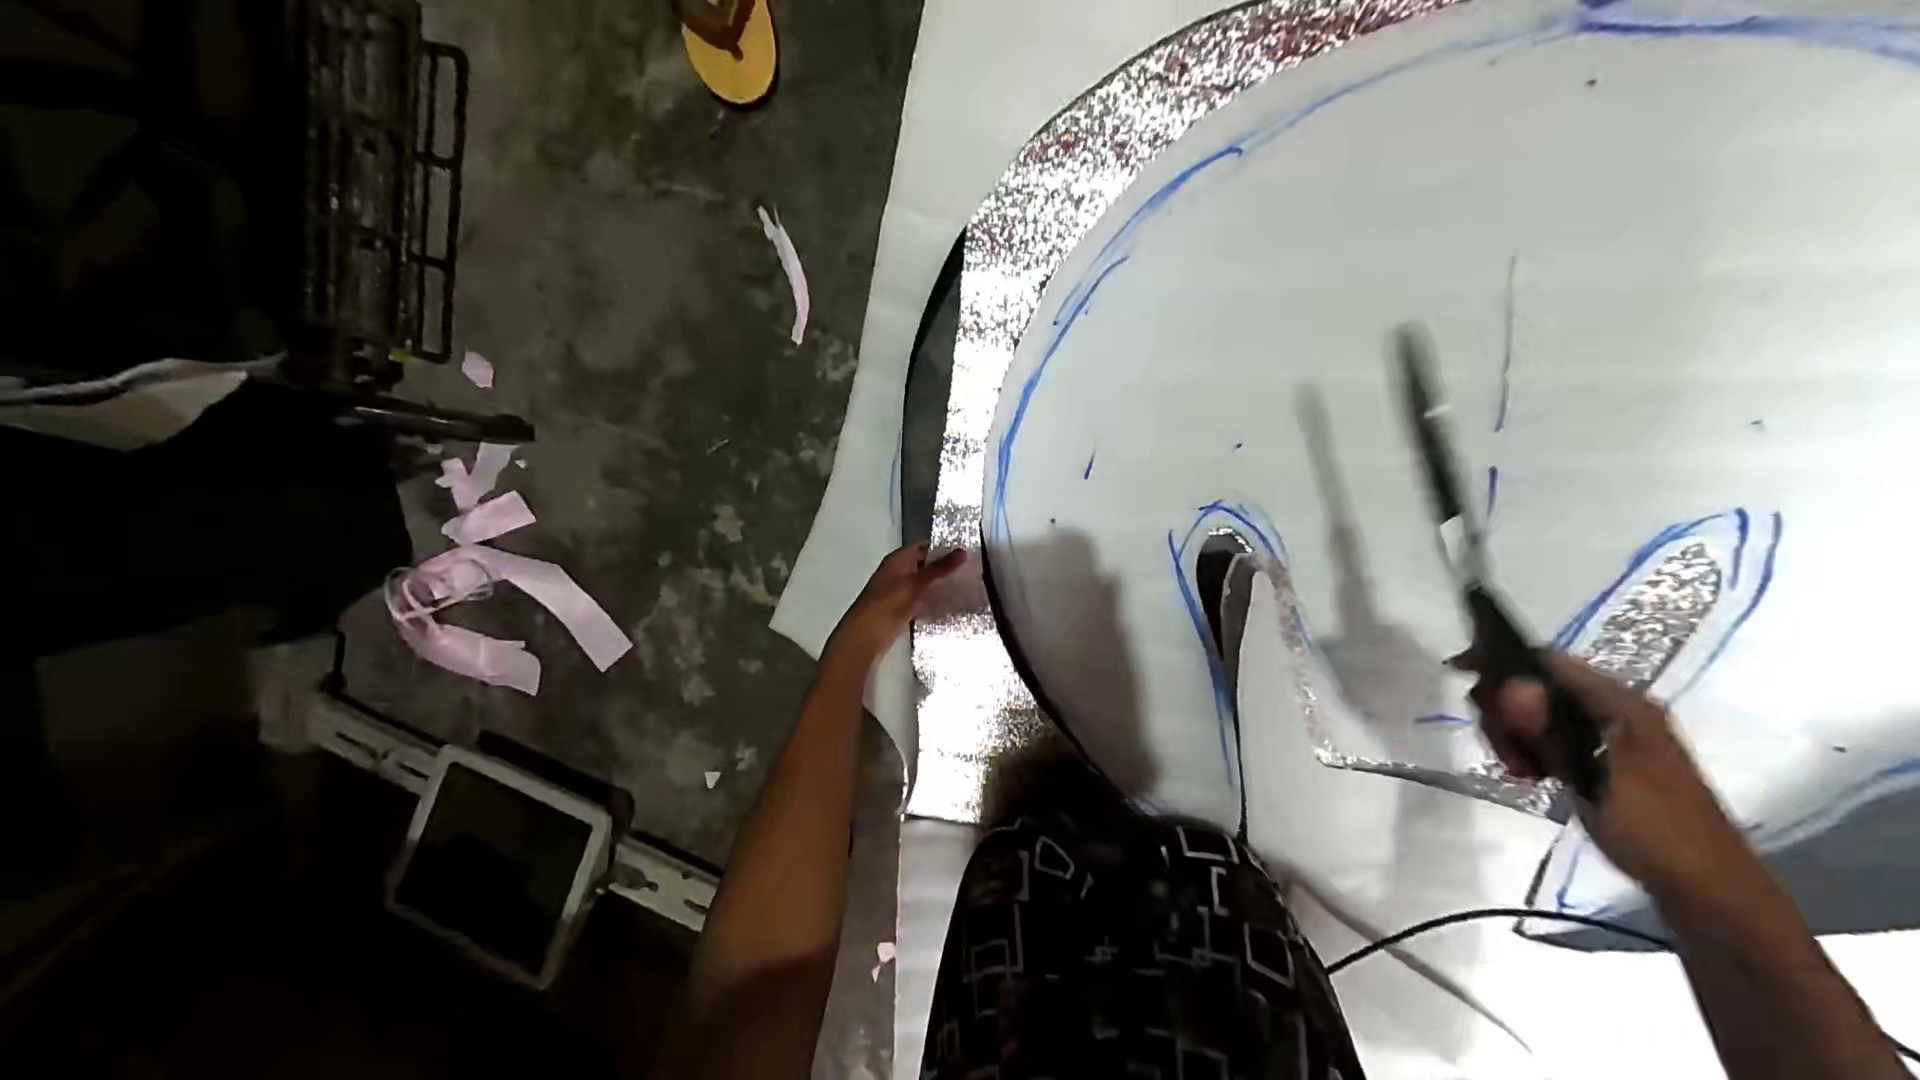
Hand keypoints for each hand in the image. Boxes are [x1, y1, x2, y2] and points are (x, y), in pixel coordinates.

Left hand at [823, 543, 967, 669]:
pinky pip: (924, 601)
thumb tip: (964, 551)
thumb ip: (939, 568)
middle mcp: (899, 572)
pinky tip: (955, 605)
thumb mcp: (915, 583)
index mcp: (898, 560)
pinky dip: (936, 601)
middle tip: (973, 570)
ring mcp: (901, 592)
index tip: (967, 551)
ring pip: (926, 584)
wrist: (865, 635)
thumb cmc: (887, 602)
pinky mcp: (904, 609)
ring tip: (970, 587)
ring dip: (942, 586)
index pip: (923, 547)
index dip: (943, 547)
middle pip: (926, 566)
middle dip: (946, 568)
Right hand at [1461, 651, 1751, 900]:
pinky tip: (1529, 773)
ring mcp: (1604, 732)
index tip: (1460, 675)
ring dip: (1512, 733)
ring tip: (1520, 769)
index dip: (1500, 661)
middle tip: (1504, 749)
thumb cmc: (1656, 829)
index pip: (1546, 661)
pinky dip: (1526, 747)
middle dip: (1504, 709)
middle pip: (1532, 683)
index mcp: (1620, 703)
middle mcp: (1611, 708)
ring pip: (1532, 710)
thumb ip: (1551, 730)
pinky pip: (1543, 734)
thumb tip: (1509, 684)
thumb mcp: (1596, 777)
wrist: (1704, 888)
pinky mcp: (1595, 755)